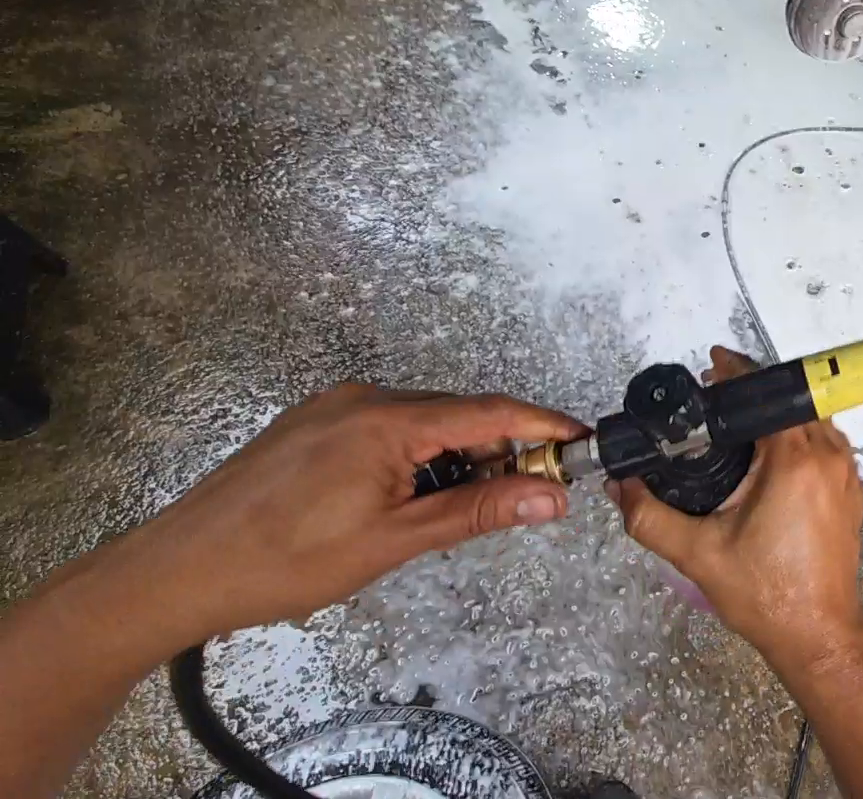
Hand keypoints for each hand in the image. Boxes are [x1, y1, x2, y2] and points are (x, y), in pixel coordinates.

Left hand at [104, 385, 584, 647]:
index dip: (543, 423)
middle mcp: (366, 398)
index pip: (490, 411)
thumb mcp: (394, 540)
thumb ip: (480, 512)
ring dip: (456, 457)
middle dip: (497, 452)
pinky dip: (420, 455)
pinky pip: (392, 426)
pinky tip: (406, 494)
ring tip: (449, 507)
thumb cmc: (284, 562)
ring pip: (427, 422)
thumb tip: (554, 499)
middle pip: (460, 415)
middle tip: (516, 495)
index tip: (584, 439)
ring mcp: (336, 406)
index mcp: (387, 420)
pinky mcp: (315, 422)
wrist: (165, 577)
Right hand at [609, 347, 862, 669]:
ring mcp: (848, 471)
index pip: (768, 396)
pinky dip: (799, 435)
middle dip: (753, 394)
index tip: (712, 365)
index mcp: (795, 460)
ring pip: (813, 420)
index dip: (737, 375)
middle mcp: (829, 455)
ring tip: (738, 423)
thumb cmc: (762, 592)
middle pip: (791, 402)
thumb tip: (621, 483)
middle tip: (715, 399)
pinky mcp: (853, 488)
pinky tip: (769, 453)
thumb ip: (650, 515)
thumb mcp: (696, 554)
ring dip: (778, 414)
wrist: (818, 632)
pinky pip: (827, 443)